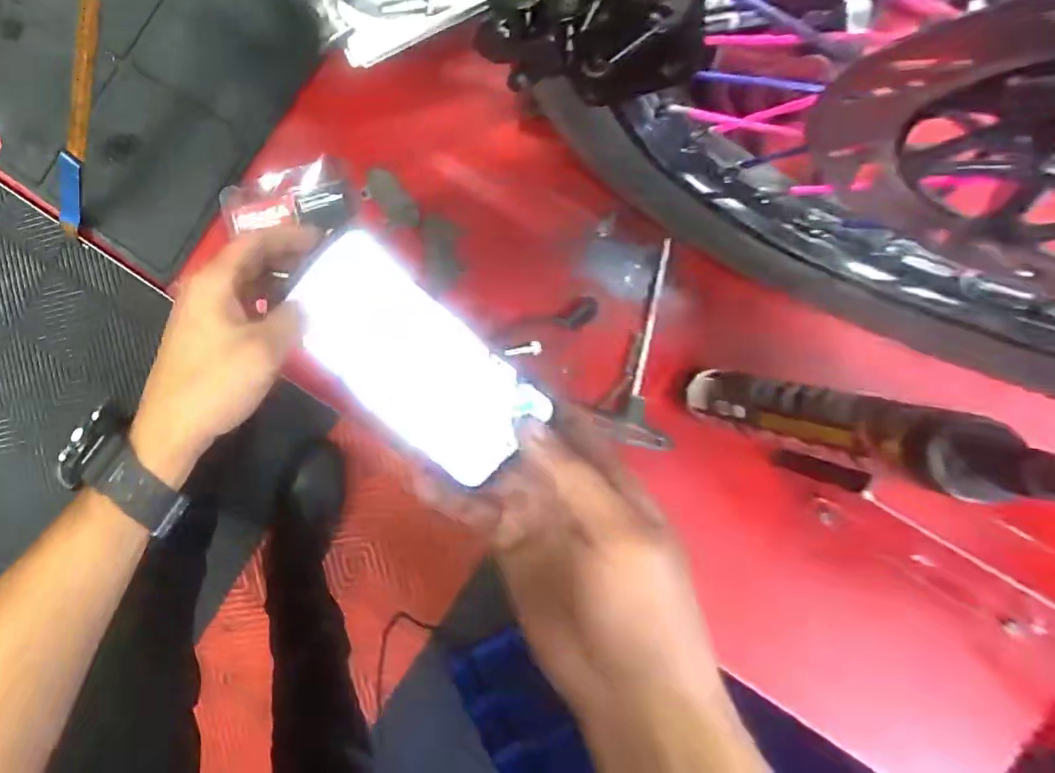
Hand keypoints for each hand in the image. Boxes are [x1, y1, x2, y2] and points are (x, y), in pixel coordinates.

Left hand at [128, 224, 317, 487]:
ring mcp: (200, 310)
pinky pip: (236, 304)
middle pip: (246, 259)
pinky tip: (284, 316)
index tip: (320, 238)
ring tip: (309, 286)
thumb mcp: (263, 350)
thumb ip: (290, 318)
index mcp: (213, 281)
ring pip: (242, 283)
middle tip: (320, 261)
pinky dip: (262, 303)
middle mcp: (203, 287)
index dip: (287, 235)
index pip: (252, 241)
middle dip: (283, 256)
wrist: (171, 427)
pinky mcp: (202, 332)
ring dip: (274, 280)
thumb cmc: (216, 382)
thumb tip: (302, 305)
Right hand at [419, 410, 765, 772]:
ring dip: (457, 449)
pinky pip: (472, 508)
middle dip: (484, 414)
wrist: (628, 690)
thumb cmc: (640, 607)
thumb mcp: (617, 536)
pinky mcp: (505, 542)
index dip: (535, 393)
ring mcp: (534, 515)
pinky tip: (414, 475)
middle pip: (520, 440)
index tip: (489, 365)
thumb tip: (521, 417)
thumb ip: (569, 475)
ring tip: (415, 420)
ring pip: (489, 470)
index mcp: (606, 480)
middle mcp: (566, 488)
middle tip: (436, 383)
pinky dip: (445, 492)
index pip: (569, 422)